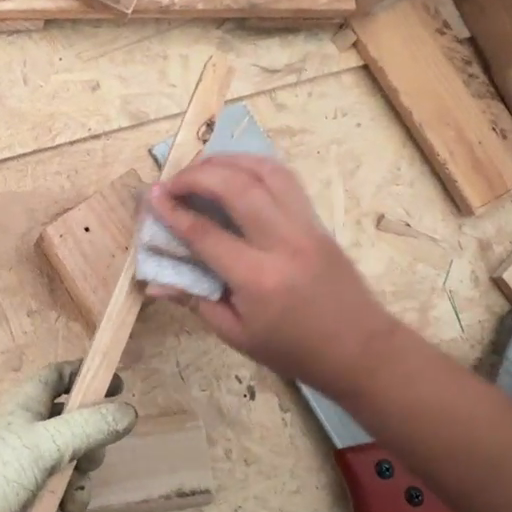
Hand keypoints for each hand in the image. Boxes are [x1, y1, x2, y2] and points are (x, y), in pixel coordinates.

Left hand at [0, 361, 136, 511]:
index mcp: (27, 403)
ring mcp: (25, 462)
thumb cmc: (0, 474)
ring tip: (69, 502)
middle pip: (73, 424)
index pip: (60, 376)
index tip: (118, 388)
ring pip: (69, 463)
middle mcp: (27, 427)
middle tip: (89, 462)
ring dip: (76, 485)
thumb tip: (129, 411)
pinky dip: (61, 506)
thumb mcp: (49, 445)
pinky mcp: (25, 493)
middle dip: (89, 446)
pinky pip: (56, 493)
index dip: (87, 376)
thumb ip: (91, 427)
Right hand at [145, 155, 400, 385]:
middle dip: (197, 175)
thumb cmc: (293, 350)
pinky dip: (255, 167)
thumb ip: (195, 301)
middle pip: (237, 187)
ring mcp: (306, 226)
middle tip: (172, 181)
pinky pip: (285, 179)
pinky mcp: (317, 221)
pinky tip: (235, 173)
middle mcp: (283, 243)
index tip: (151, 198)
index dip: (173, 212)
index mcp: (258, 279)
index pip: (205, 233)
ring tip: (200, 168)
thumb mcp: (237, 335)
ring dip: (227, 161)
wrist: (360, 349)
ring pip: (266, 171)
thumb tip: (154, 283)